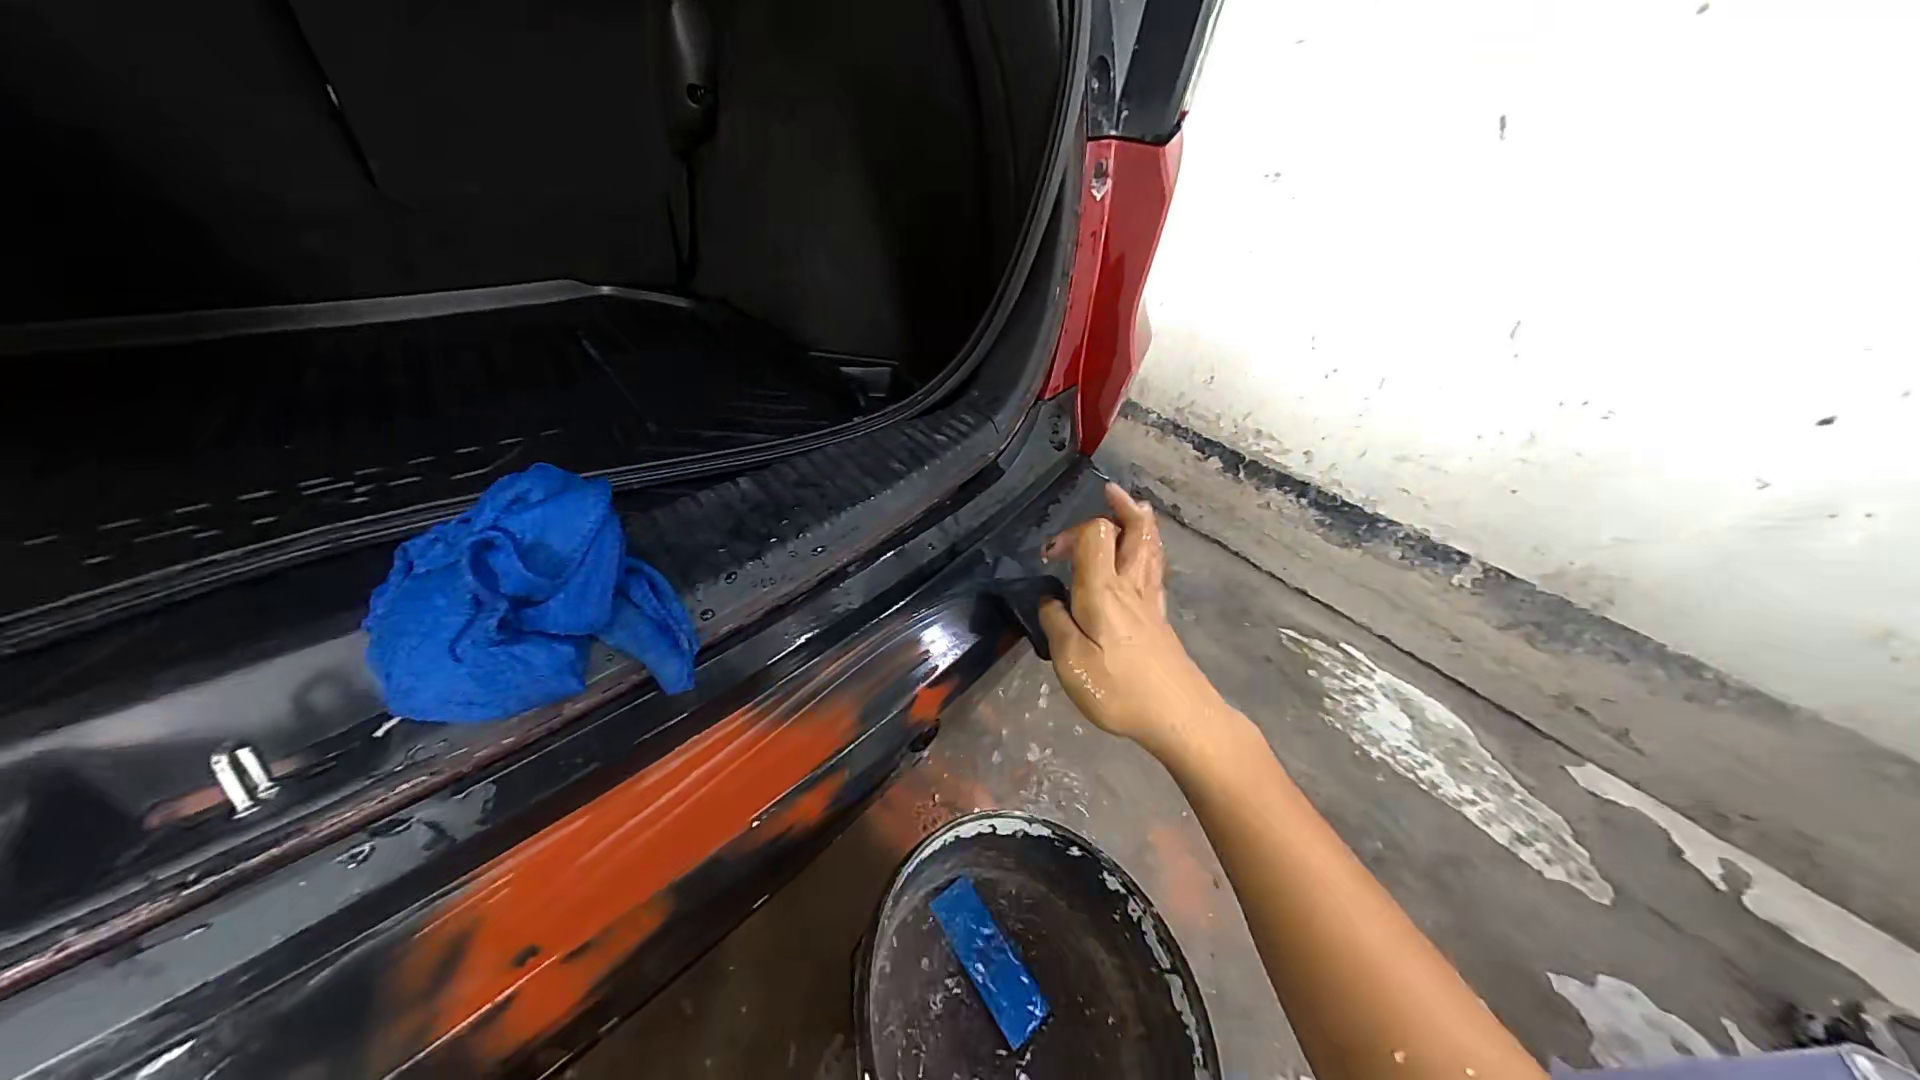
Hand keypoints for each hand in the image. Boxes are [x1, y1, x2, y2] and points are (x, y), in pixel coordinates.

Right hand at [1037, 483, 1234, 756]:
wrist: (1179, 717)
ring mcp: (1150, 602)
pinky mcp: (1160, 619)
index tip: (1048, 556)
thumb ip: (1056, 624)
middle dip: (1123, 508)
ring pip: (1150, 549)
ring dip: (1141, 523)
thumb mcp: (1071, 662)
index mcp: (1103, 591)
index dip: (1069, 534)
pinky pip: (1156, 570)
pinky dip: (1150, 550)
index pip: (1094, 535)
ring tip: (1135, 507)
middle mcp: (1130, 587)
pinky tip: (1146, 557)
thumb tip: (1049, 599)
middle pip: (1135, 533)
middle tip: (1110, 492)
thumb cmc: (1119, 690)